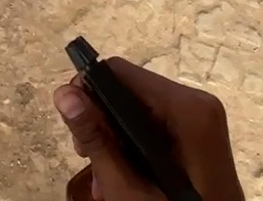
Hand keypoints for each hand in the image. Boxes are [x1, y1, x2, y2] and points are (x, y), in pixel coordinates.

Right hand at [54, 59, 243, 200]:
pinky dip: (132, 143)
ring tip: (105, 178)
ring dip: (113, 137)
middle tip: (87, 159)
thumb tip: (62, 93)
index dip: (89, 92)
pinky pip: (152, 120)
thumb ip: (96, 140)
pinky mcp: (198, 131)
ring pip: (136, 106)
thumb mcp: (130, 190)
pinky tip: (125, 173)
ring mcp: (200, 117)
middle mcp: (197, 103)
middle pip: (127, 89)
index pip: (120, 73)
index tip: (75, 128)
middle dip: (101, 122)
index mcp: (188, 109)